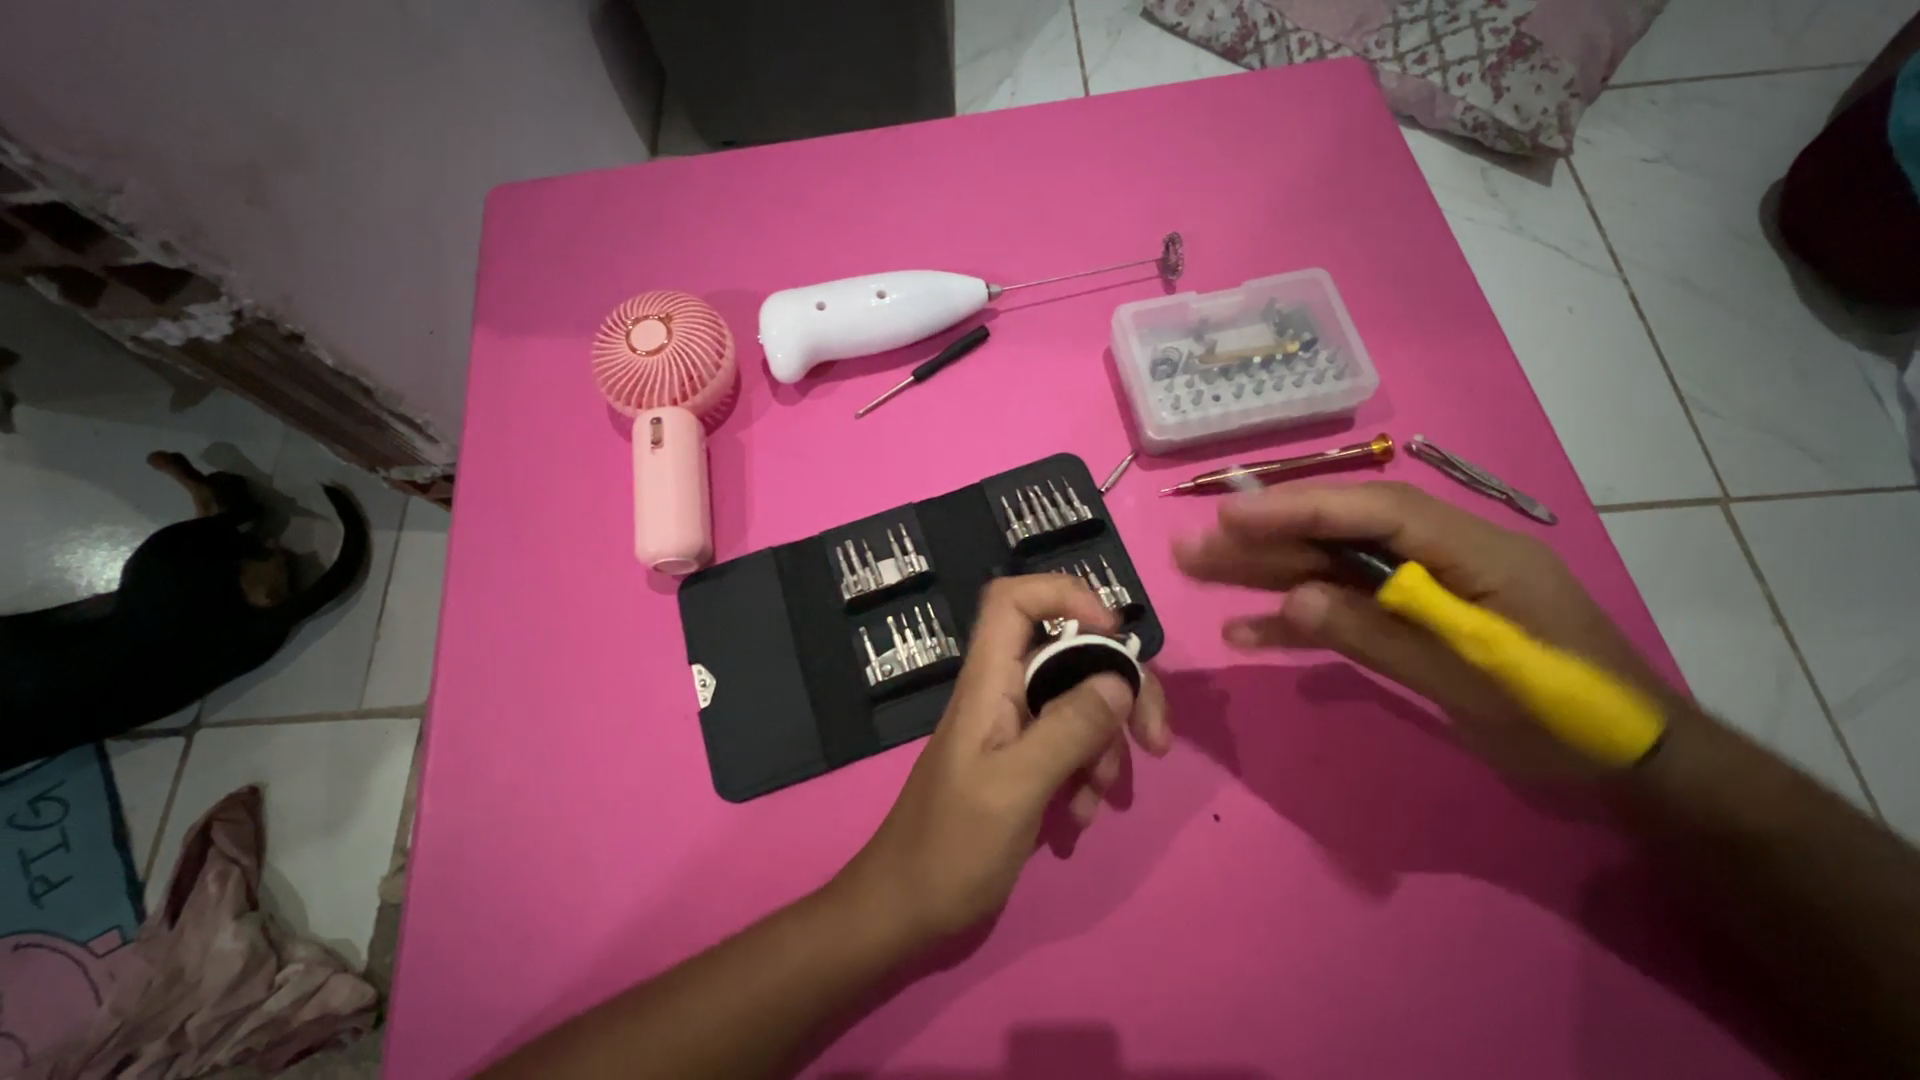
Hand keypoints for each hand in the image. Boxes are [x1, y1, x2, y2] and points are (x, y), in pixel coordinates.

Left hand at [840, 575, 1171, 940]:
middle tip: (1154, 739)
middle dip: (1119, 688)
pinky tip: (1080, 817)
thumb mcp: (1015, 787)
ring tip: (1104, 796)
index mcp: (987, 682)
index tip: (1115, 636)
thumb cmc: (951, 846)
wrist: (906, 908)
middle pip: (1069, 653)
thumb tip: (1120, 679)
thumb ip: (1067, 729)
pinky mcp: (1021, 763)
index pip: (1015, 600)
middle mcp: (1001, 693)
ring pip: (1078, 702)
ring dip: (1105, 744)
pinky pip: (1069, 746)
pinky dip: (1087, 774)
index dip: (1066, 596)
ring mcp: (1011, 729)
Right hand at [1173, 481, 1684, 772]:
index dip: (1300, 508)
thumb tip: (1294, 599)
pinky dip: (1297, 621)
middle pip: (1341, 537)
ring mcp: (1423, 589)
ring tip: (1198, 572)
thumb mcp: (1476, 680)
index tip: (1232, 516)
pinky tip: (1246, 630)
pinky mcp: (1411, 621)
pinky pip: (1345, 612)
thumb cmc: (1568, 716)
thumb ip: (1383, 636)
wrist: (1628, 760)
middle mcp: (1441, 557)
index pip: (1375, 513)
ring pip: (1332, 570)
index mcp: (1474, 553)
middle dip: (1265, 539)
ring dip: (1266, 573)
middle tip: (1192, 547)